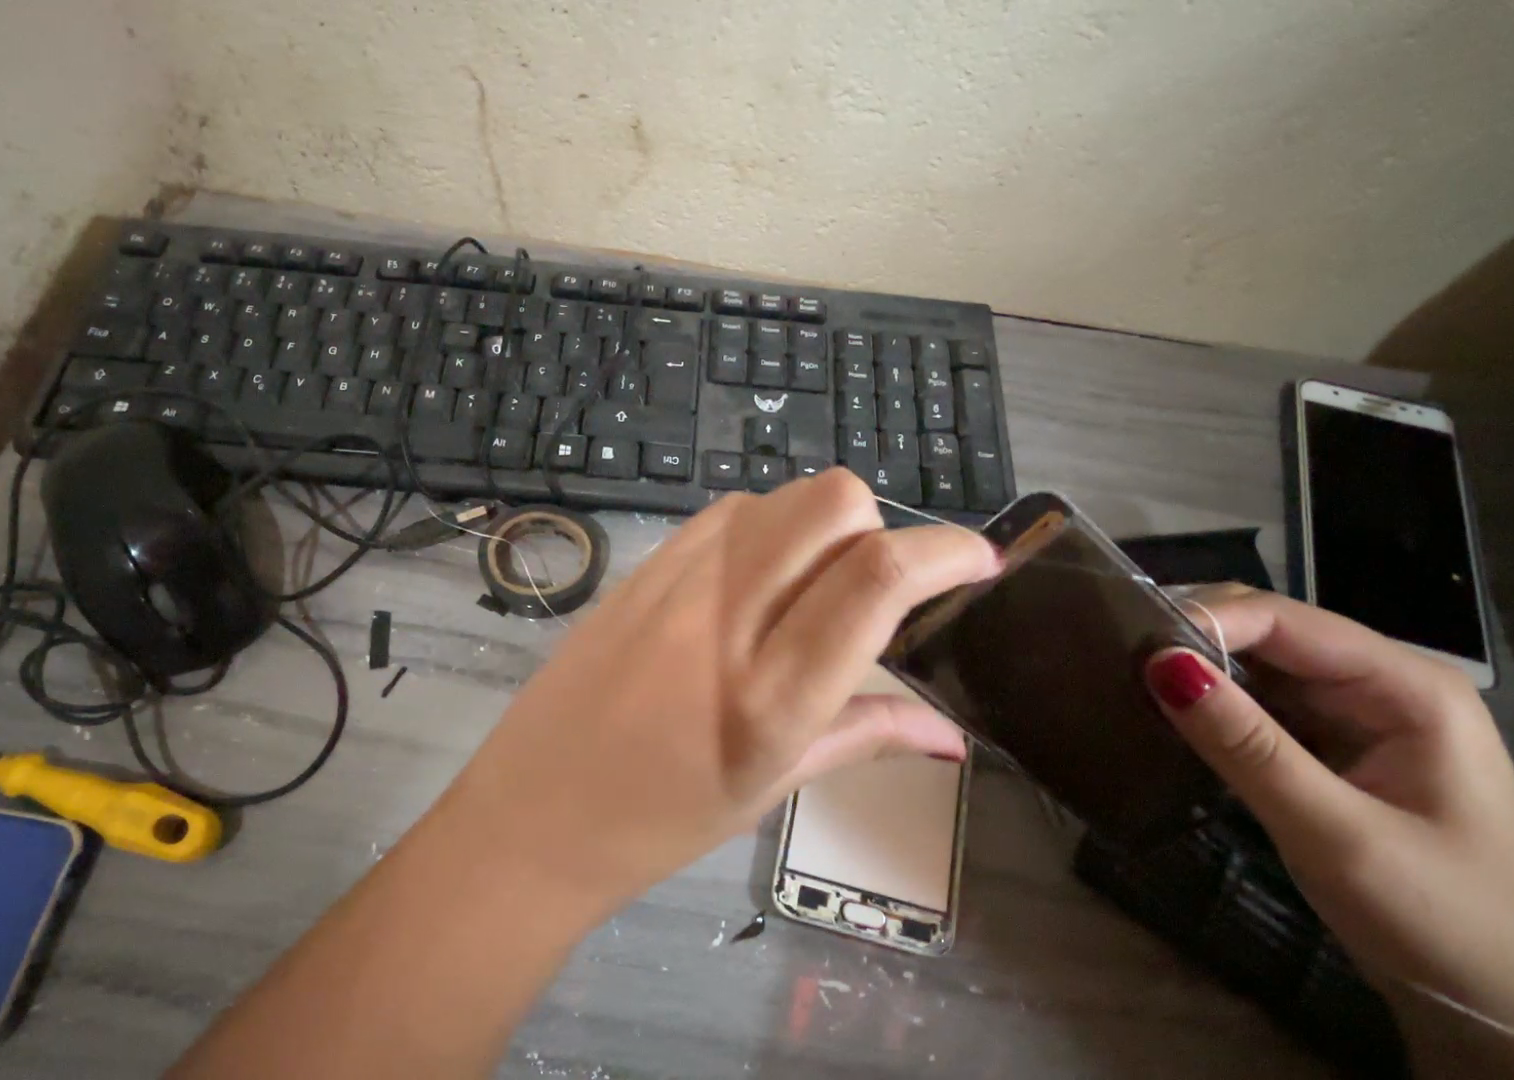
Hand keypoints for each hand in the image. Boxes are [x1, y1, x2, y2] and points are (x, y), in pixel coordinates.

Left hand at [429, 470, 999, 914]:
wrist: (534, 814)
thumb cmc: (660, 822)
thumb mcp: (773, 786)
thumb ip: (868, 736)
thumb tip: (954, 734)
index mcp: (771, 693)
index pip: (876, 577)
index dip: (946, 550)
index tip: (978, 562)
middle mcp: (725, 617)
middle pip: (832, 501)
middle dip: (880, 526)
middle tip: (877, 584)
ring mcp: (675, 581)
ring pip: (782, 496)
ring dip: (823, 525)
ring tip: (815, 587)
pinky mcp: (643, 566)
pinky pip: (728, 513)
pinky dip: (768, 529)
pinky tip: (759, 582)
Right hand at [1145, 587, 1513, 1077]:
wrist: (1507, 1006)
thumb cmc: (1440, 917)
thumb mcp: (1335, 833)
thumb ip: (1246, 746)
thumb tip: (1158, 664)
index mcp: (1405, 685)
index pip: (1285, 620)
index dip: (1205, 620)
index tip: (1127, 644)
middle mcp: (1378, 684)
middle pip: (1268, 632)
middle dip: (1192, 636)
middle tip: (1111, 656)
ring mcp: (1355, 716)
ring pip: (1257, 668)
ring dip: (1194, 671)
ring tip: (1121, 678)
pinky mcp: (1331, 749)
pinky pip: (1258, 708)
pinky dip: (1210, 707)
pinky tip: (1163, 714)